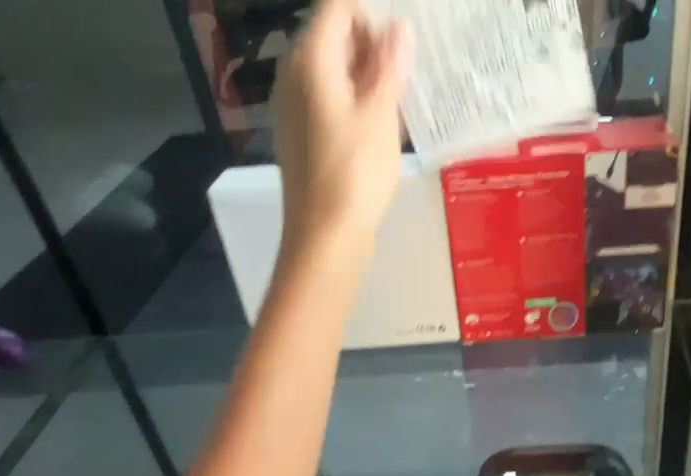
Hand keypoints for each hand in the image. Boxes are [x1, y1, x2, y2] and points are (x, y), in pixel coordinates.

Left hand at [272, 0, 412, 250]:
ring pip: (329, 70)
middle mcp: (292, 75)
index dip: (371, 19)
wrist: (324, 237)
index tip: (398, 54)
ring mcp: (290, 106)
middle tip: (399, 84)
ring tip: (390, 110)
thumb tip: (399, 27)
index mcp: (310, 60)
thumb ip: (389, 65)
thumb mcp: (381, 115)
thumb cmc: (355, 174)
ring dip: (362, 79)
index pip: (337, 8)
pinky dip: (349, 103)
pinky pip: (324, 100)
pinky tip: (371, 133)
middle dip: (368, 49)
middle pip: (330, 36)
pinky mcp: (297, 135)